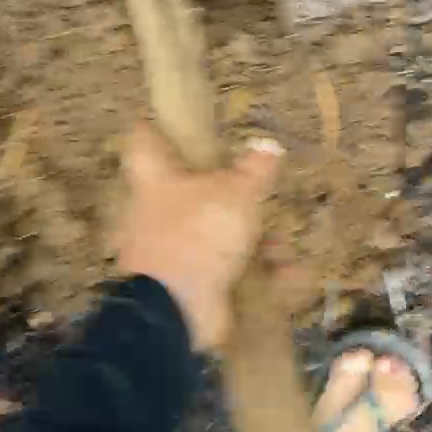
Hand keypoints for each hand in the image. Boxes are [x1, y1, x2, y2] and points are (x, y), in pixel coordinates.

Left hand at [113, 122, 281, 349]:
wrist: (174, 313)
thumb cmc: (199, 235)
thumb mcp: (238, 193)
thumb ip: (256, 169)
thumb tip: (270, 143)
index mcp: (158, 181)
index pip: (145, 143)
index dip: (154, 127)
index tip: (164, 118)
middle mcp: (155, 214)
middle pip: (186, 191)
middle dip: (225, 194)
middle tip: (253, 189)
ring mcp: (167, 254)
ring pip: (212, 235)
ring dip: (251, 241)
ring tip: (281, 246)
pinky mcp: (184, 287)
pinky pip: (224, 272)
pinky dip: (255, 274)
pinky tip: (286, 276)